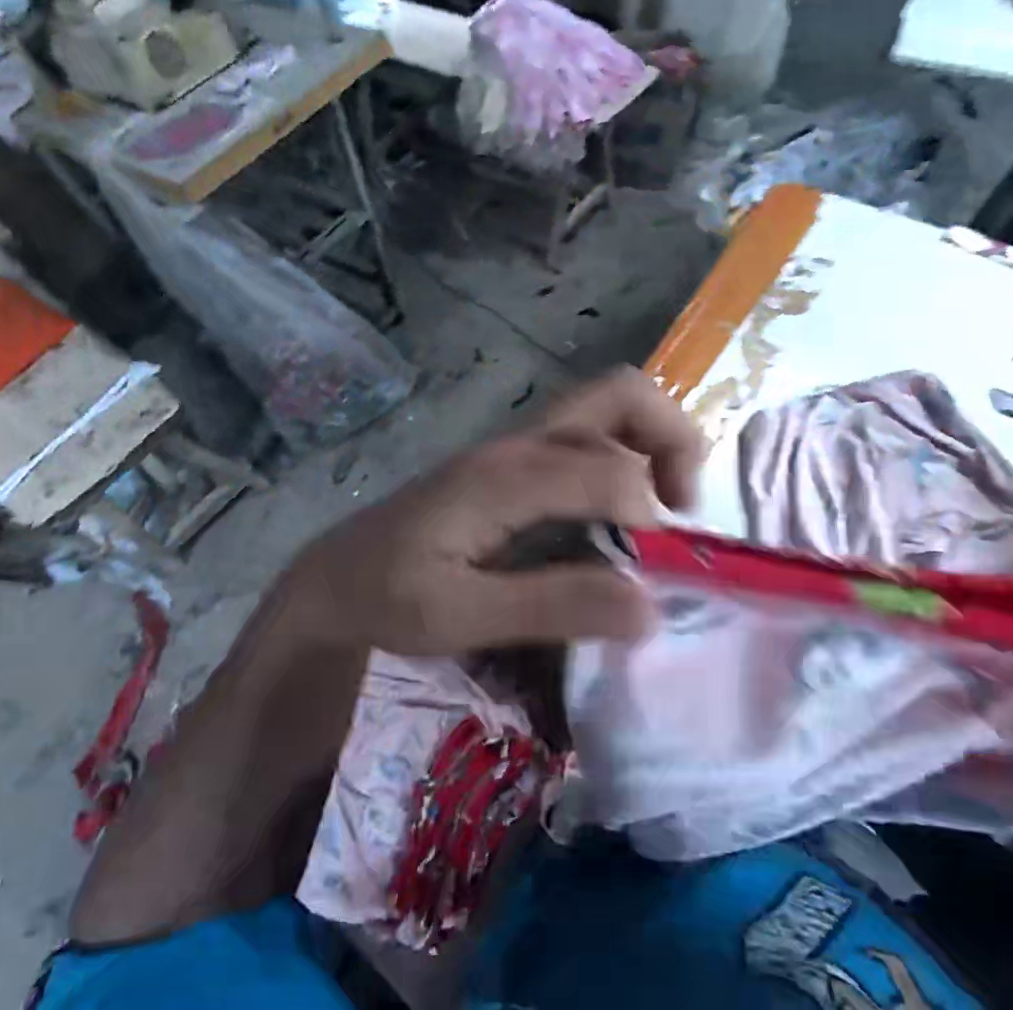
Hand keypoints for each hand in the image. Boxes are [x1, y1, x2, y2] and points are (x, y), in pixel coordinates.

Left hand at [279, 368, 705, 656]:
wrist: (331, 581)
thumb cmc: (385, 598)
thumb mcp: (459, 615)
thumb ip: (553, 605)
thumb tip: (649, 606)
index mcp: (505, 475)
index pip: (609, 471)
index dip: (651, 518)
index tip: (654, 577)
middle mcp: (520, 446)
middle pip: (621, 395)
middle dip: (674, 440)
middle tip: (681, 510)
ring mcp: (517, 451)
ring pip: (609, 412)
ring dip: (654, 449)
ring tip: (661, 518)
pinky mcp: (514, 469)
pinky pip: (589, 444)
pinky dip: (628, 466)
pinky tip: (619, 525)